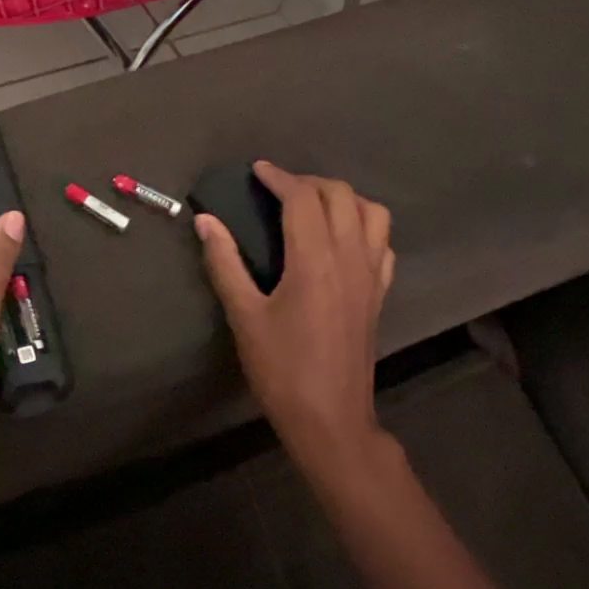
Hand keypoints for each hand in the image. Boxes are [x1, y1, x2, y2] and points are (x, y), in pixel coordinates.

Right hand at [195, 161, 395, 460]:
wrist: (330, 418)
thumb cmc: (281, 368)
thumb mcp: (243, 315)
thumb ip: (224, 262)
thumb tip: (206, 220)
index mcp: (314, 261)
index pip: (302, 199)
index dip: (279, 177)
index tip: (257, 170)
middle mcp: (350, 259)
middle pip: (341, 196)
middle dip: (309, 182)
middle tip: (277, 188)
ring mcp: (371, 276)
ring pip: (372, 213)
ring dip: (342, 198)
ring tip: (312, 206)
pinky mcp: (379, 294)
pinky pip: (383, 243)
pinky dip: (363, 226)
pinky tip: (340, 239)